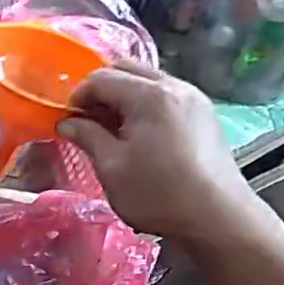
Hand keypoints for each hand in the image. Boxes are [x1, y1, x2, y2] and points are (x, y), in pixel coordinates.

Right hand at [58, 61, 272, 247]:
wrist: (217, 216)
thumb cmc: (157, 193)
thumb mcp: (112, 167)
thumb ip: (87, 137)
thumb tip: (67, 122)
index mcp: (148, 95)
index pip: (102, 77)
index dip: (78, 95)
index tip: (66, 120)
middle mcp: (174, 86)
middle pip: (127, 69)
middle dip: (101, 89)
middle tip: (86, 120)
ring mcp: (193, 98)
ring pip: (148, 80)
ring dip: (123, 96)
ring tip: (110, 130)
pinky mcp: (203, 114)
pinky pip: (166, 96)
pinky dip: (145, 105)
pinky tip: (138, 135)